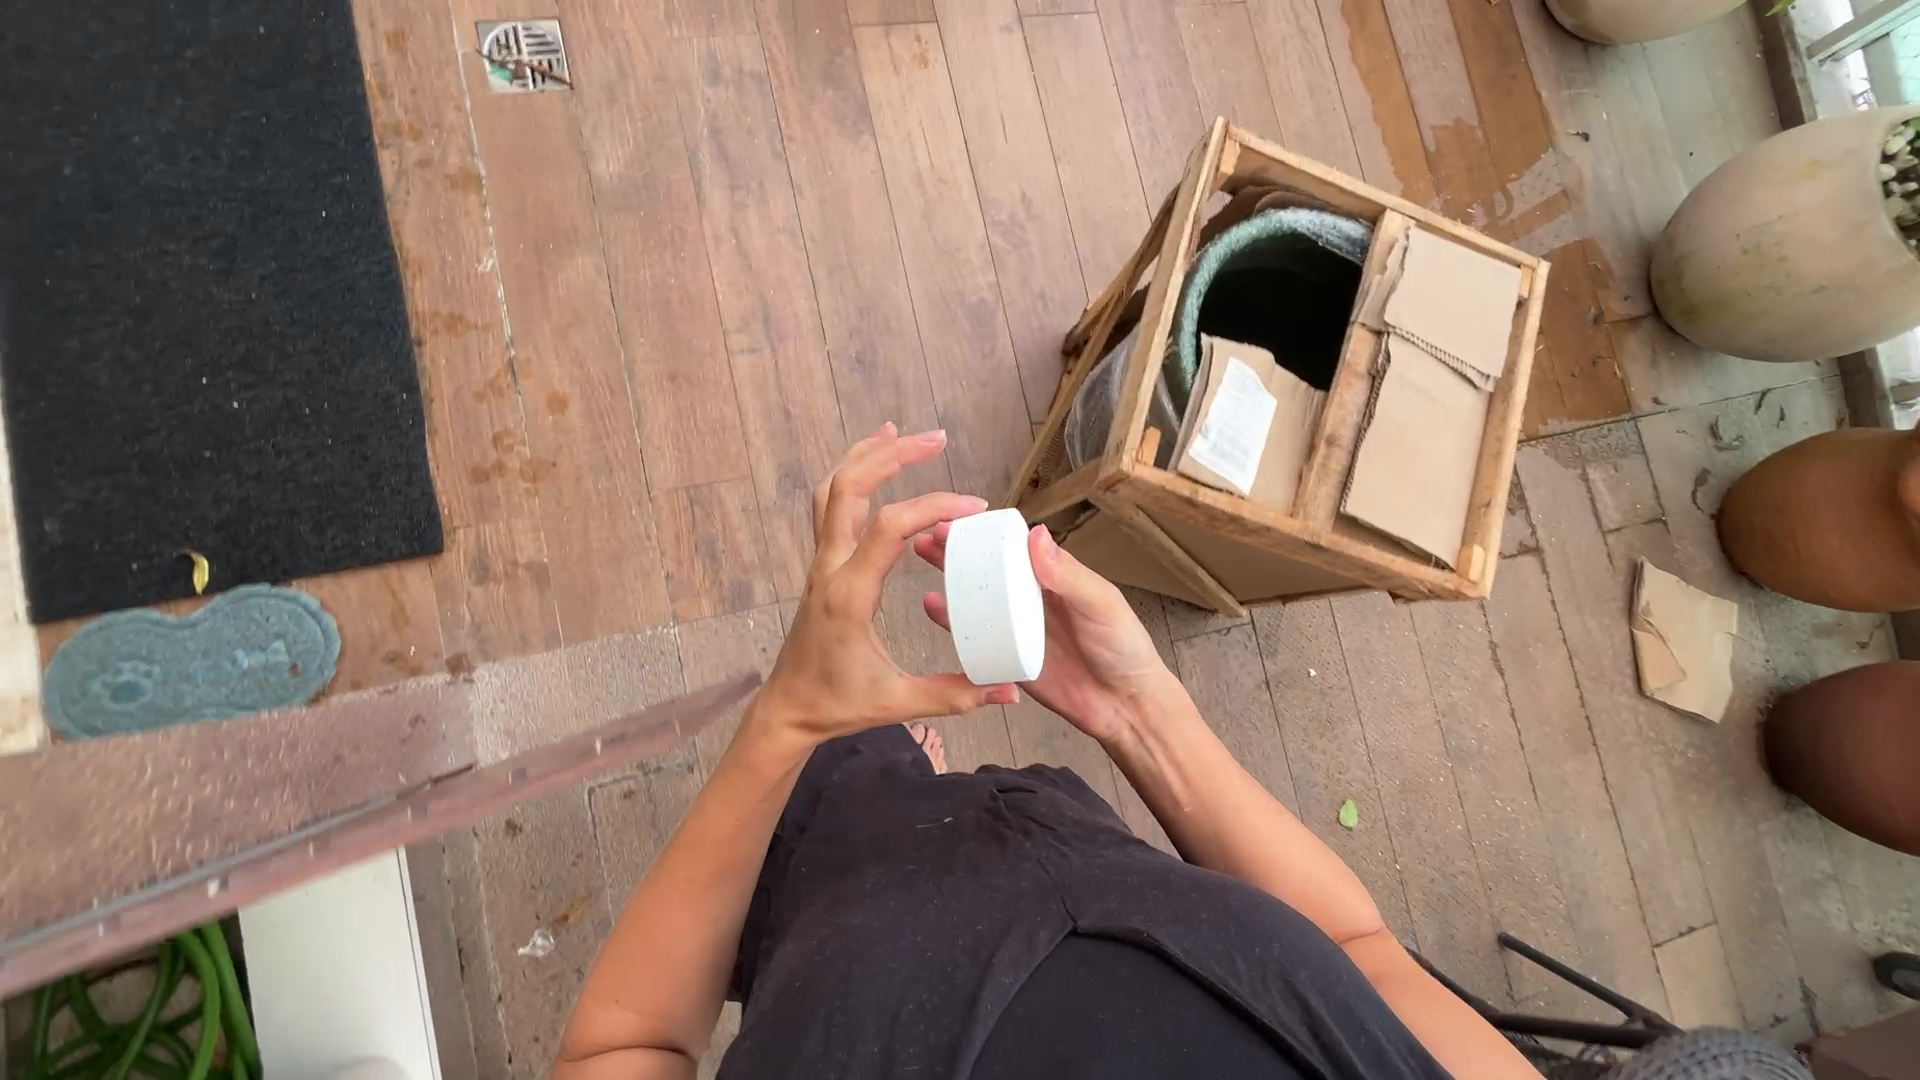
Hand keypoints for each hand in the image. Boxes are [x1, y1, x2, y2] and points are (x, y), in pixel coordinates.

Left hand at [752, 425, 1020, 746]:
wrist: (786, 709)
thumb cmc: (836, 705)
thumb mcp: (897, 703)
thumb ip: (955, 695)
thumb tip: (1011, 691)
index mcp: (848, 595)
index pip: (887, 528)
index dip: (934, 507)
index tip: (974, 509)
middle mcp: (828, 568)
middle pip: (848, 487)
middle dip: (893, 455)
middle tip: (936, 438)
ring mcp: (819, 563)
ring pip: (832, 489)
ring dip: (865, 456)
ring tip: (900, 433)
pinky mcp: (821, 566)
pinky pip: (830, 507)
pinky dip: (852, 477)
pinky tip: (875, 468)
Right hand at [917, 523, 1176, 742]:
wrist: (1124, 707)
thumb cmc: (1124, 649)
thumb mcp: (1101, 604)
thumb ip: (1069, 574)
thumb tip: (1037, 535)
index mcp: (1055, 577)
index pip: (1014, 546)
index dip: (986, 532)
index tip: (959, 518)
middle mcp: (1031, 598)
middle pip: (988, 568)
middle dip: (958, 549)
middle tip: (928, 534)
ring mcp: (1017, 627)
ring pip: (976, 598)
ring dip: (950, 578)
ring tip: (923, 558)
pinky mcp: (1008, 657)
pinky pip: (975, 638)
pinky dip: (952, 622)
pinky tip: (932, 606)